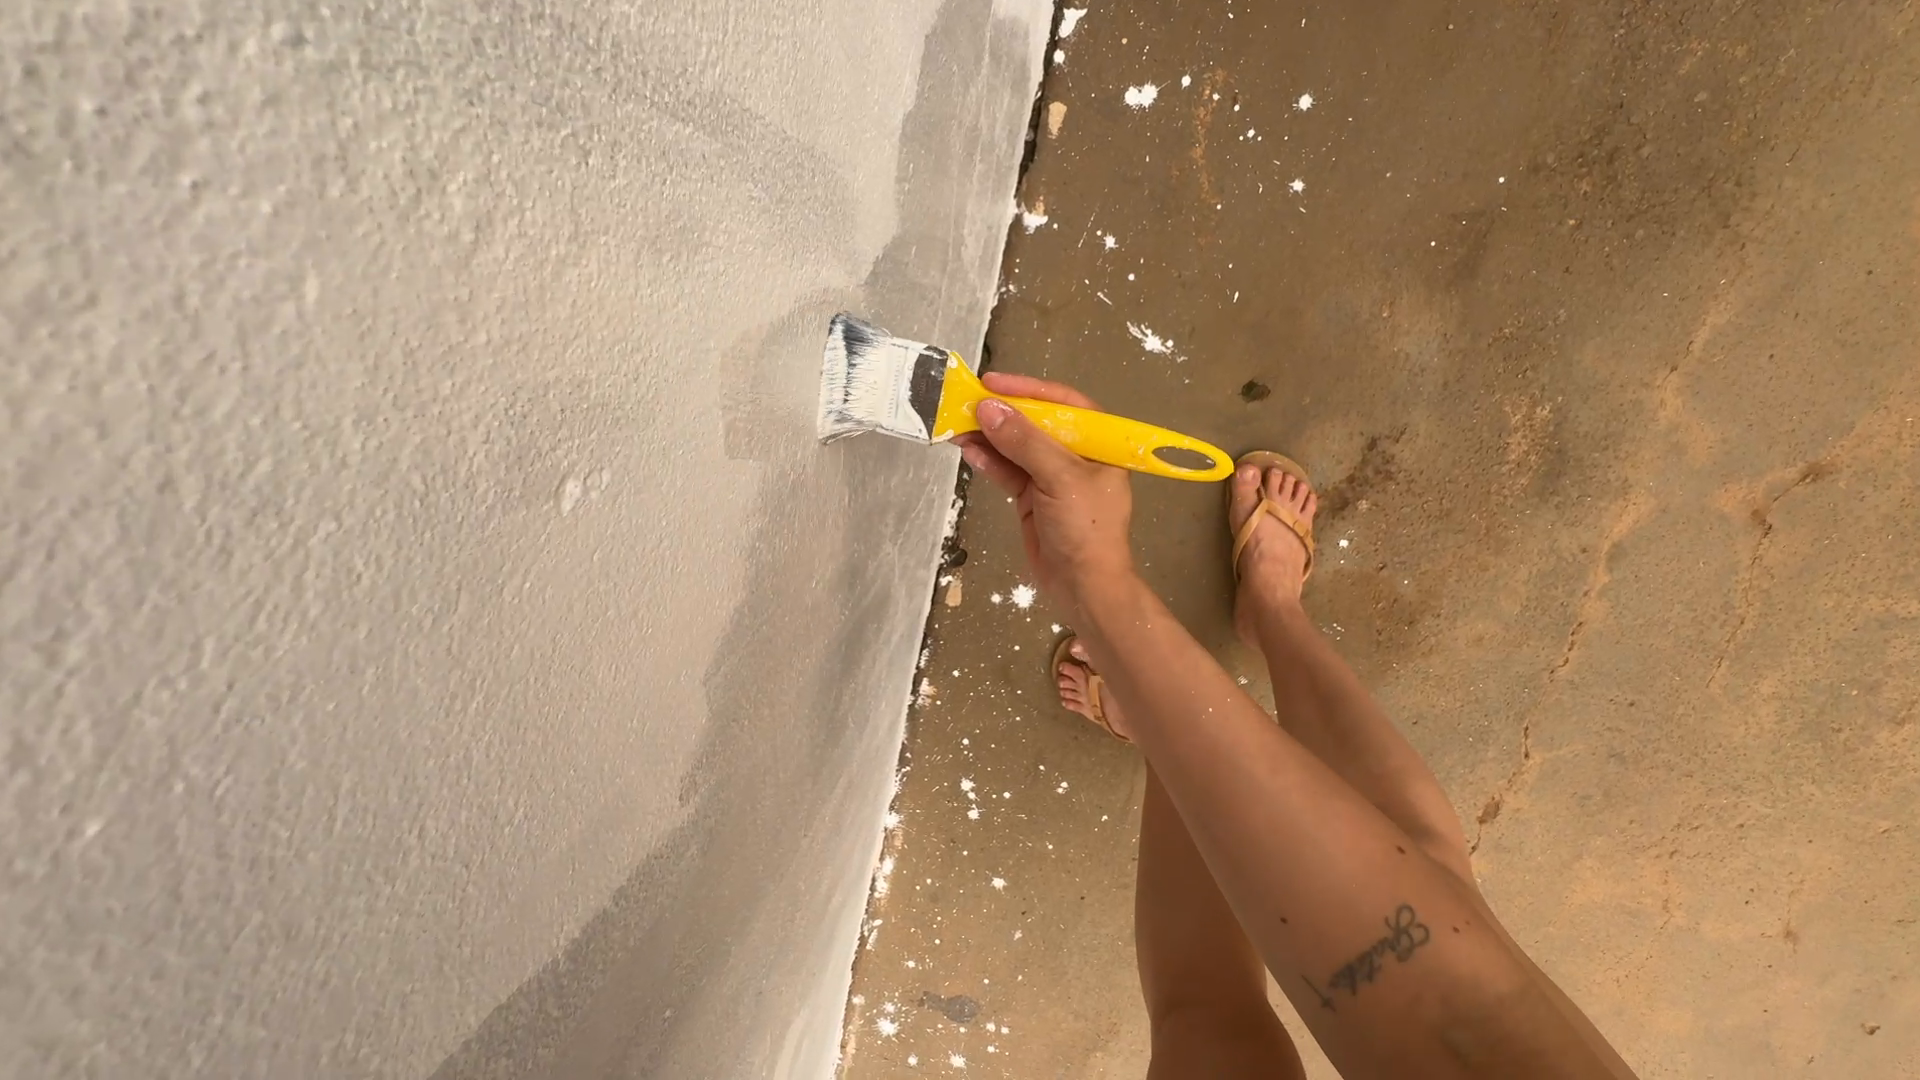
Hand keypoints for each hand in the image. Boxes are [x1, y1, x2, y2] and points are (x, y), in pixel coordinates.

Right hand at [953, 373, 1135, 610]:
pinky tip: (968, 450)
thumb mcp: (1059, 478)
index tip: (992, 383)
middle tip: (966, 402)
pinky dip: (989, 461)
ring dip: (989, 436)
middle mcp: (1075, 454)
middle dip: (1002, 413)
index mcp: (1097, 443)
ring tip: (958, 424)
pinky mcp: (1031, 498)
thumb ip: (1024, 442)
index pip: (1062, 403)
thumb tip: (988, 408)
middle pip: (1035, 423)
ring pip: (1017, 447)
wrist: (1084, 586)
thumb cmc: (1086, 528)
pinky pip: (1008, 472)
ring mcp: (1051, 477)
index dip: (1027, 389)